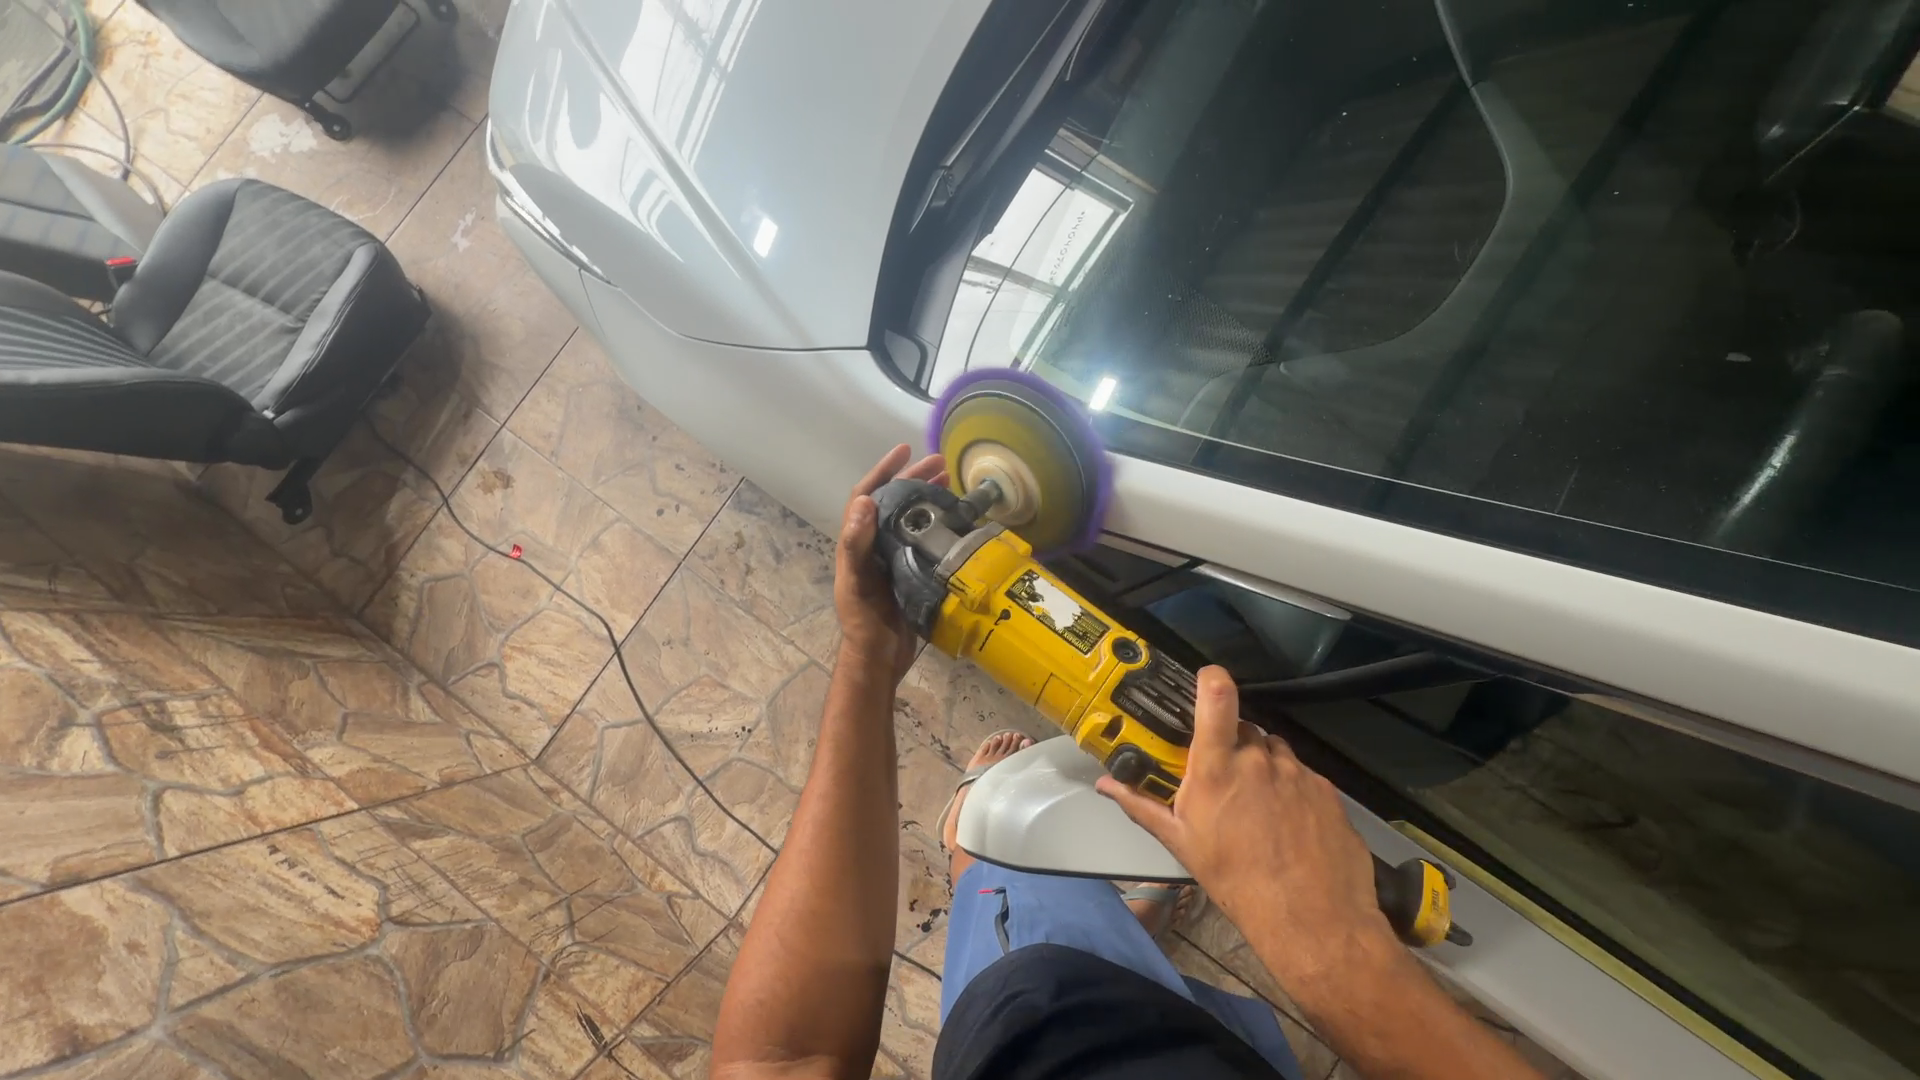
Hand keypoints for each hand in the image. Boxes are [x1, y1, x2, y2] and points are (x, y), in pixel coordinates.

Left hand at [836, 444, 946, 684]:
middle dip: (914, 479)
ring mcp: (894, 558)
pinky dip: (938, 524)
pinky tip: (956, 520)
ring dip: (927, 498)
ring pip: (910, 518)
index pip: (867, 496)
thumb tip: (865, 502)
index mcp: (857, 543)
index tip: (905, 450)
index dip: (883, 471)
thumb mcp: (855, 582)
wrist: (880, 657)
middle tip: (941, 464)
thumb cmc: (864, 621)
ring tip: (951, 483)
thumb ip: (855, 545)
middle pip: (893, 502)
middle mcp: (875, 545)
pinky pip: (925, 539)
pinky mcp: (912, 572)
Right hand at [1097, 666, 1393, 983]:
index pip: (1218, 699)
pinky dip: (1293, 789)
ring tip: (1259, 803)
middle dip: (1233, 745)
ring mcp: (1298, 773)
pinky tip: (1290, 823)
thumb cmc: (1236, 879)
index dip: (1212, 678)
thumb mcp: (1181, 843)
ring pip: (1275, 751)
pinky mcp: (1328, 791)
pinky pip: (1304, 776)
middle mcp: (1259, 760)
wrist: (1312, 919)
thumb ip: (1141, 805)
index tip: (1207, 676)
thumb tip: (1105, 786)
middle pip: (1245, 729)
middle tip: (1226, 778)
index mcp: (1218, 767)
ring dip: (1264, 765)